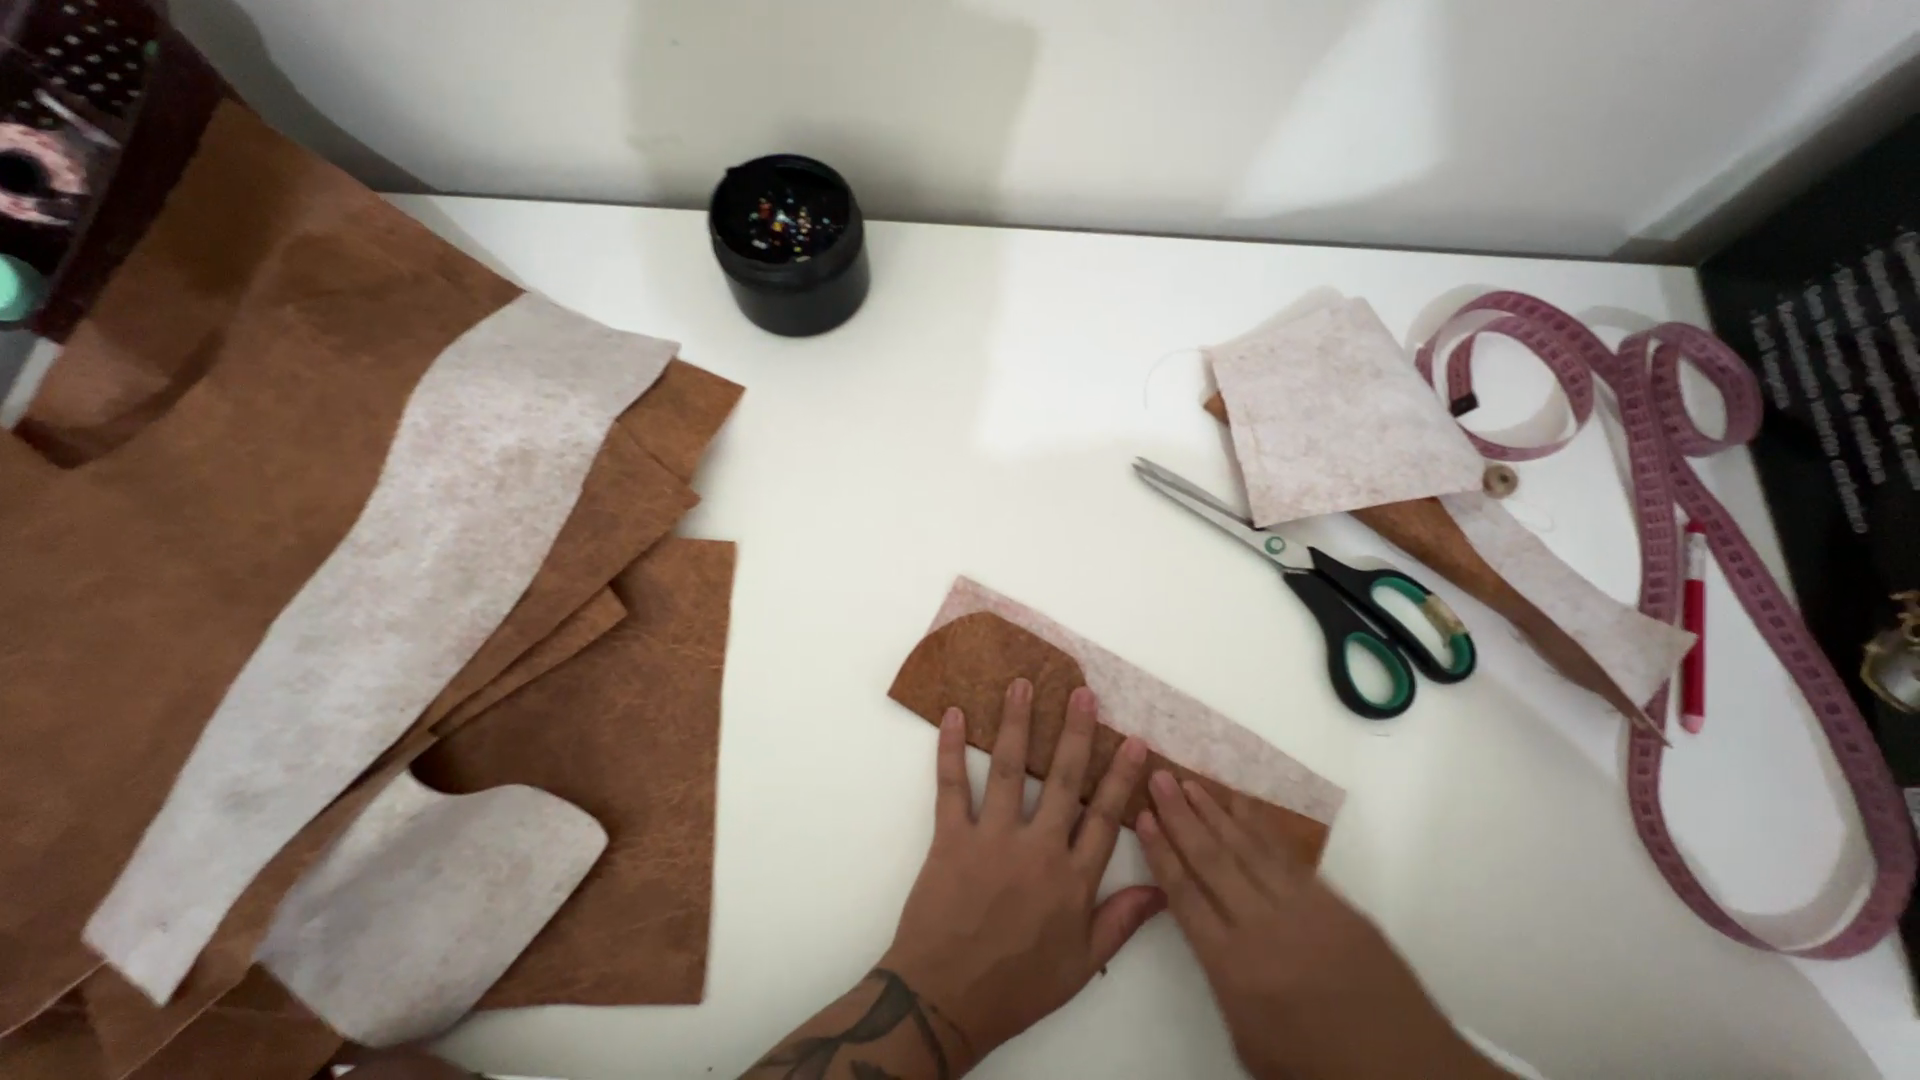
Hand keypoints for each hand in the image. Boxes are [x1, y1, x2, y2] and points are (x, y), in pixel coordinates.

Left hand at [880, 679, 1163, 1070]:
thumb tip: (1162, 889)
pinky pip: (950, 786)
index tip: (1134, 741)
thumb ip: (1121, 921)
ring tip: (1022, 684)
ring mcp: (991, 839)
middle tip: (1082, 693)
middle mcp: (1037, 849)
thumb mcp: (1080, 965)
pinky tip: (952, 715)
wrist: (946, 1001)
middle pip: (1062, 780)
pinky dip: (950, 749)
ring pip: (1008, 769)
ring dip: (1016, 723)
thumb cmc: (1017, 987)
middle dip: (1075, 733)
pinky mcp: (950, 839)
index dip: (1122, 778)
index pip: (1106, 817)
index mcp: (1072, 880)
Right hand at [1137, 773, 1511, 1079]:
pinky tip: (1242, 805)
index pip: (1184, 894)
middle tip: (1159, 777)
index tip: (1142, 818)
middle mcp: (1261, 927)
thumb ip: (1222, 981)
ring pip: (1247, 848)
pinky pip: (1286, 855)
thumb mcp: (1247, 1040)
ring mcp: (1301, 909)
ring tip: (1190, 781)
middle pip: (1210, 859)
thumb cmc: (1315, 1066)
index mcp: (1233, 967)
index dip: (1161, 852)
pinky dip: (1260, 826)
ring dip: (1215, 811)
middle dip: (1180, 816)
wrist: (1402, 1070)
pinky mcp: (1334, 902)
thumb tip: (1212, 936)